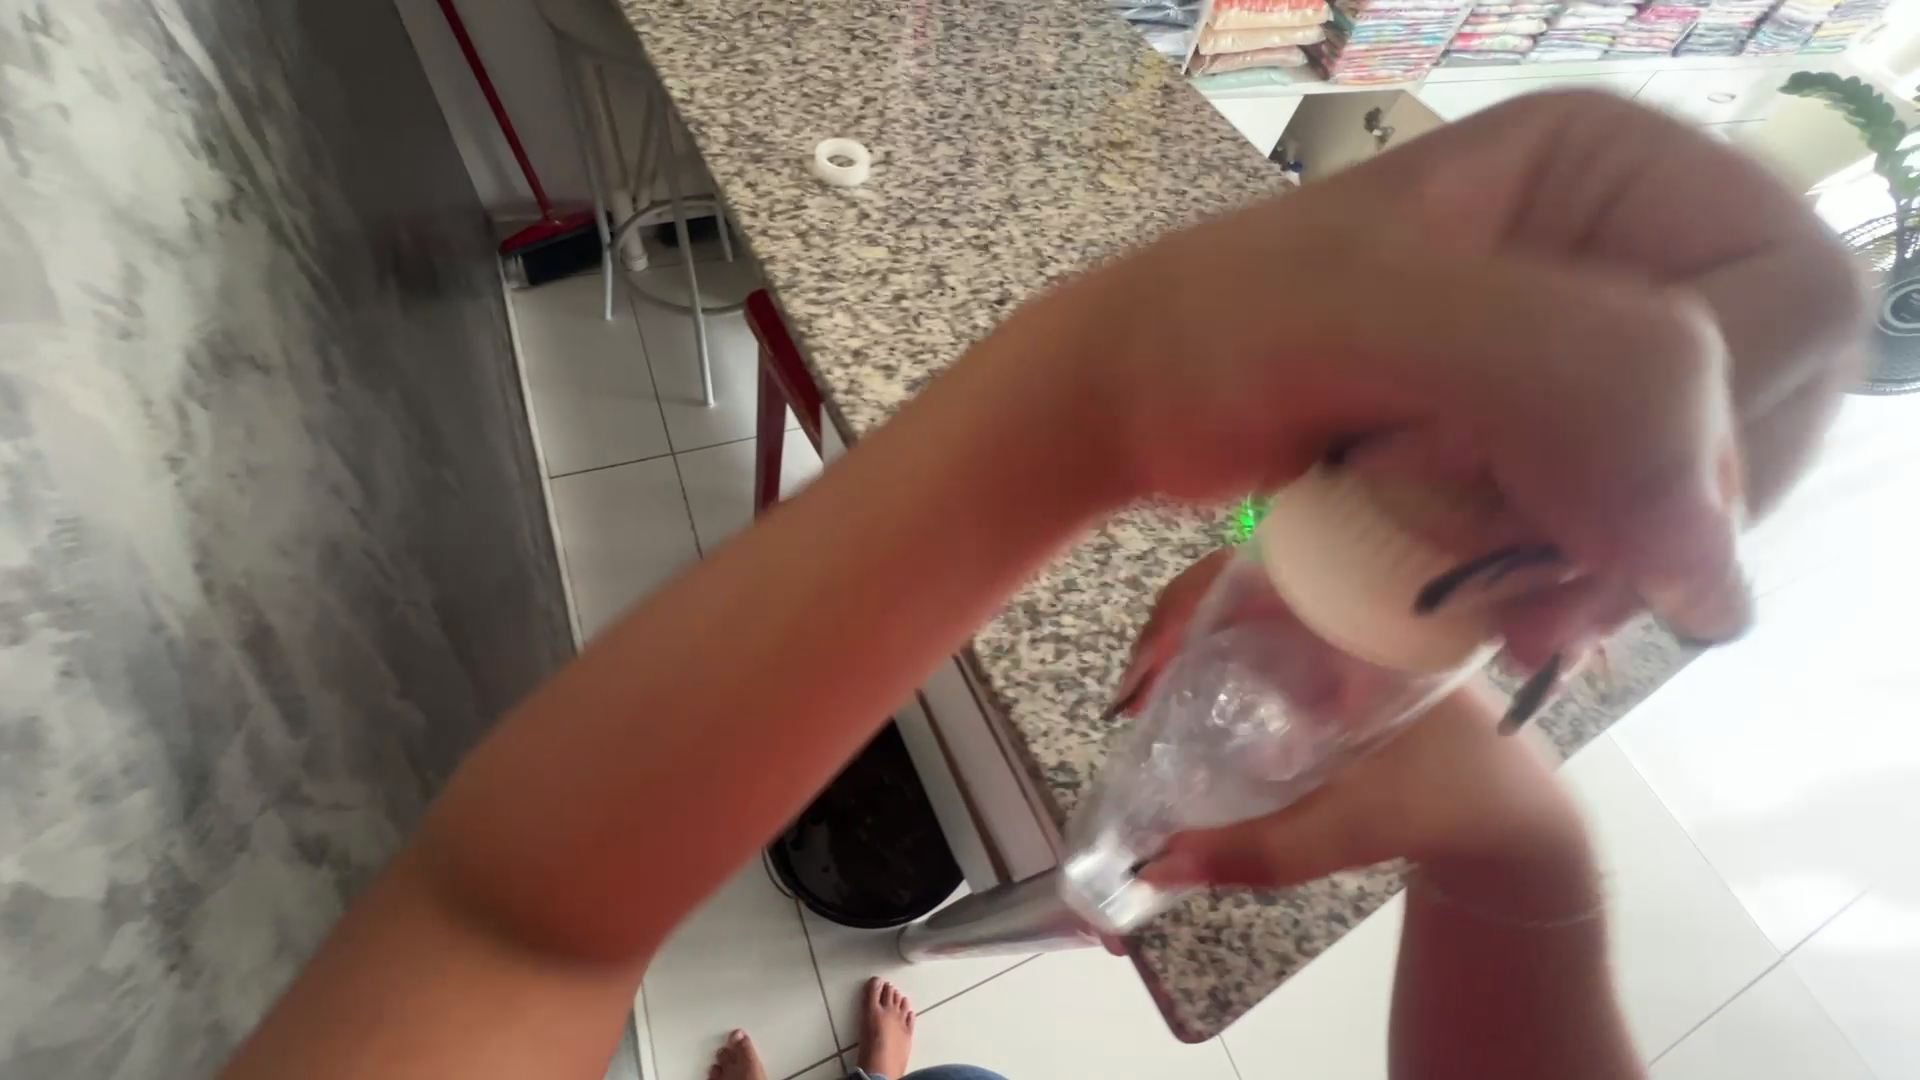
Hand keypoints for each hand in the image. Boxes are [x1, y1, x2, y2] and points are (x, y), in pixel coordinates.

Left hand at [1040, 91, 1864, 664]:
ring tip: (1483, 599)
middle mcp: (1600, 255)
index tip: (1540, 521)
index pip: (1788, 315)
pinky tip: (1475, 598)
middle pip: (1742, 415)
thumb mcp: (1371, 318)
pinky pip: (1579, 519)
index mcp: (1603, 174)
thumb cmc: (1209, 336)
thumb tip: (1712, 555)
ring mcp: (1547, 355)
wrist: (1128, 392)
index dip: (1693, 443)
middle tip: (1512, 587)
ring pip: (1663, 488)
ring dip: (1584, 565)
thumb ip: (1566, 380)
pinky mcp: (1493, 433)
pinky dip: (1537, 575)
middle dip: (1632, 521)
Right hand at [1117, 554, 1583, 890]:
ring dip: (1179, 638)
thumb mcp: (1354, 829)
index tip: (1146, 679)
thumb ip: (1259, 851)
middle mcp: (1336, 598)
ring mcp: (1326, 615)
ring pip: (1230, 598)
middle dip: (1165, 630)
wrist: (1511, 810)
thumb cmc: (1447, 806)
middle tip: (1133, 698)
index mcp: (1354, 613)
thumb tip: (1157, 864)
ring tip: (1147, 696)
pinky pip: (1246, 621)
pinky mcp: (1319, 639)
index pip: (1245, 572)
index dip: (1179, 612)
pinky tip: (1185, 691)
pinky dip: (1204, 648)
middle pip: (1224, 579)